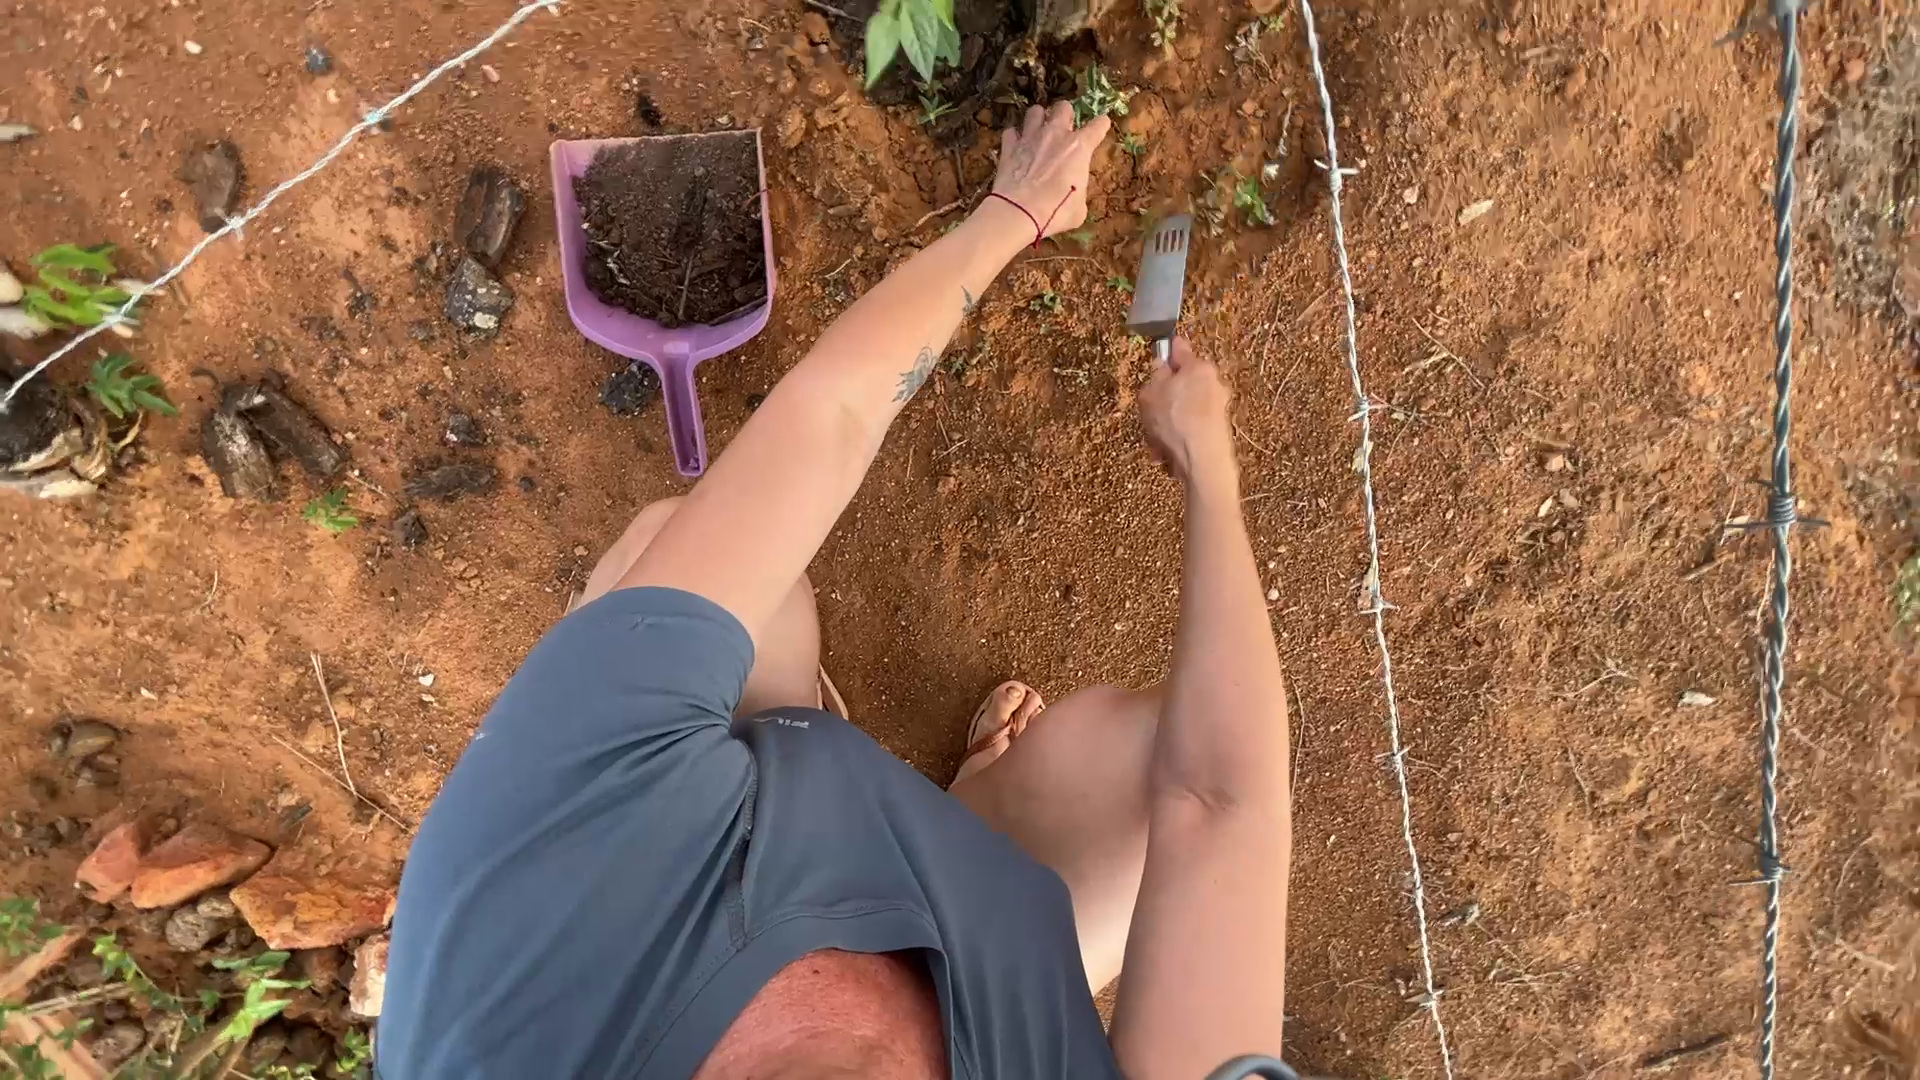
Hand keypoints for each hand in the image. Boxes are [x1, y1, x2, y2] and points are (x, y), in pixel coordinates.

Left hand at [990, 101, 1108, 241]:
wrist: (1019, 214)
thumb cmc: (1055, 213)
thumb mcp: (1078, 209)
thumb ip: (1079, 193)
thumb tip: (1074, 195)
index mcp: (1079, 148)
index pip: (1098, 126)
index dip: (1101, 126)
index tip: (1101, 127)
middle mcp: (1056, 134)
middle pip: (1063, 107)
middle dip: (1065, 116)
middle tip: (1063, 130)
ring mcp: (1030, 137)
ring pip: (1035, 111)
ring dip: (1038, 120)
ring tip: (1037, 132)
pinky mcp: (1009, 147)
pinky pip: (1011, 132)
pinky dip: (1013, 138)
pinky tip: (1015, 147)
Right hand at [1140, 338, 1235, 487]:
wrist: (1201, 457)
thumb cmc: (1174, 419)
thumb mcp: (1150, 393)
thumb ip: (1155, 376)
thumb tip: (1160, 366)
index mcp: (1199, 367)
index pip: (1180, 349)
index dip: (1166, 353)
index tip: (1158, 357)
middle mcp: (1213, 383)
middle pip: (1183, 384)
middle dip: (1165, 398)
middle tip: (1149, 412)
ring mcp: (1218, 407)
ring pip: (1184, 409)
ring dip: (1168, 422)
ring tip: (1155, 441)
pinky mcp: (1218, 430)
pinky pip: (1190, 428)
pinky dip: (1178, 436)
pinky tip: (1165, 452)